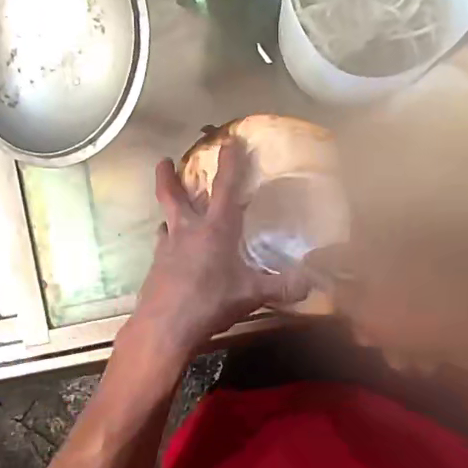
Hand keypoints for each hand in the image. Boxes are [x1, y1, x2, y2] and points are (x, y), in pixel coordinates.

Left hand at [125, 139, 307, 355]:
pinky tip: (170, 248)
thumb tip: (312, 282)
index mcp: (215, 229)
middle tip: (164, 160)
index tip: (229, 140)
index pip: (225, 187)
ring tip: (172, 210)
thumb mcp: (251, 295)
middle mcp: (187, 231)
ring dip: (169, 210)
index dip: (230, 163)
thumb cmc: (210, 303)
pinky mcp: (155, 266)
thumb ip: (282, 287)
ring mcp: (166, 247)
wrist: (164, 326)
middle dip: (168, 176)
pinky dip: (167, 240)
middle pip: (173, 195)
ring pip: (165, 218)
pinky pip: (162, 244)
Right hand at [313, 238, 467, 384]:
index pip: (340, 250)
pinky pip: (428, 308)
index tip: (304, 270)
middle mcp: (409, 250)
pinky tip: (427, 360)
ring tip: (402, 360)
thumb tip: (327, 282)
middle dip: (367, 313)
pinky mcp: (461, 290)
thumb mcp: (369, 312)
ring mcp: (437, 268)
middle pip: (373, 279)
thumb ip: (342, 296)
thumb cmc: (425, 318)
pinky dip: (424, 331)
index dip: (319, 262)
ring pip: (402, 298)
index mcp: (384, 248)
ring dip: (397, 331)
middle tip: (366, 339)